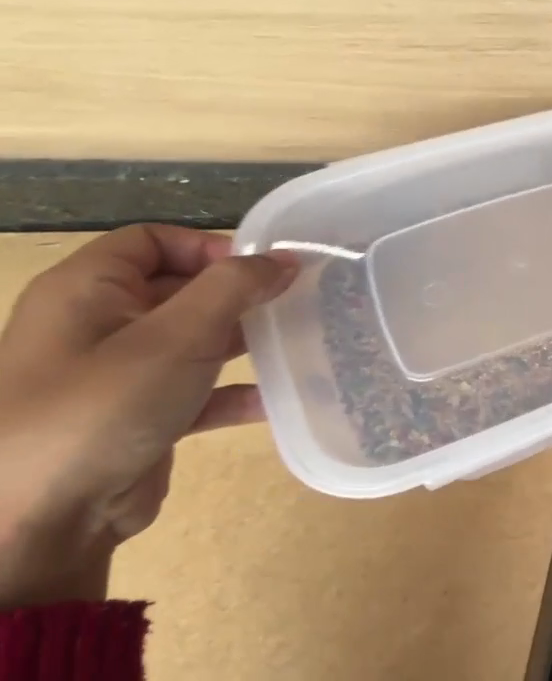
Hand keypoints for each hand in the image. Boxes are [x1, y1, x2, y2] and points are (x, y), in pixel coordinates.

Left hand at [0, 226, 296, 606]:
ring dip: (246, 340)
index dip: (210, 246)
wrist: (37, 523)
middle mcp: (92, 326)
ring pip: (193, 340)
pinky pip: (197, 391)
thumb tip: (283, 260)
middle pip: (179, 288)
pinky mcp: (136, 419)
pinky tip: (280, 398)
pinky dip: (237, 391)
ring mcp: (113, 376)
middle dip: (240, 294)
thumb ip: (236, 286)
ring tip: (301, 342)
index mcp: (84, 293)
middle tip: (297, 303)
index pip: (152, 241)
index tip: (265, 271)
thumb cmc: (102, 408)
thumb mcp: (178, 335)